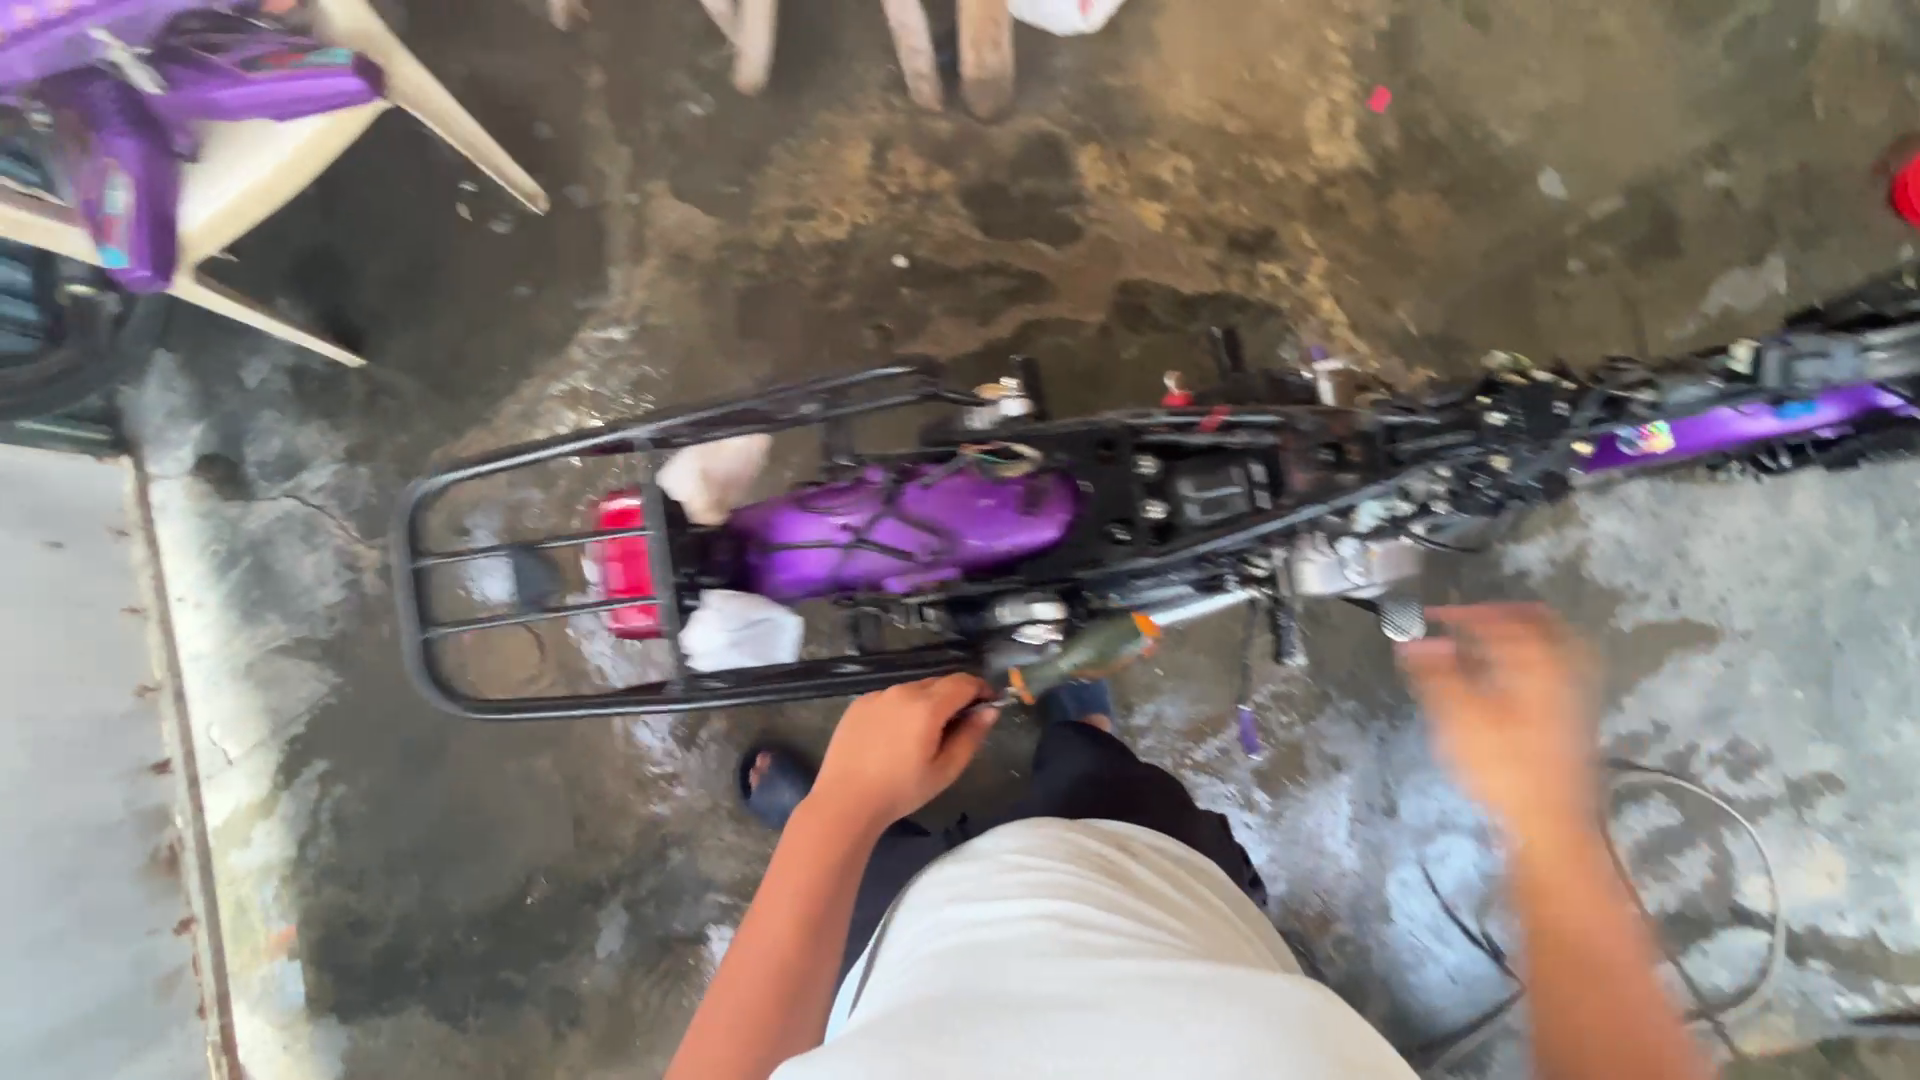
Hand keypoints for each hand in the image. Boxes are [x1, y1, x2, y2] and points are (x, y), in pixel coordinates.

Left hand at [809, 674, 1000, 830]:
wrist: (845, 801)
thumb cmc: (901, 790)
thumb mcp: (945, 769)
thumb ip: (971, 736)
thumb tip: (990, 710)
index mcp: (927, 706)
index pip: (964, 682)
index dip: (981, 689)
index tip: (989, 705)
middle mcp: (902, 691)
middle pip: (939, 683)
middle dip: (955, 697)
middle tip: (958, 726)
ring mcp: (878, 695)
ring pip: (914, 689)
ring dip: (928, 702)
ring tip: (924, 735)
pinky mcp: (859, 703)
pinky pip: (891, 697)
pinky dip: (902, 708)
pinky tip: (895, 737)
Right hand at [1396, 604, 1600, 843]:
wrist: (1549, 820)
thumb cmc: (1500, 765)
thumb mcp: (1457, 716)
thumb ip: (1436, 673)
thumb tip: (1416, 642)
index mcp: (1532, 664)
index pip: (1497, 620)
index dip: (1461, 612)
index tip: (1432, 615)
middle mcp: (1561, 671)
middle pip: (1541, 623)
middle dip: (1504, 613)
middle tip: (1472, 614)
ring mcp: (1574, 694)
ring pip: (1554, 644)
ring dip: (1522, 632)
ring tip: (1491, 635)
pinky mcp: (1574, 716)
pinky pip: (1558, 666)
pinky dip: (1533, 656)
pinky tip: (1511, 672)